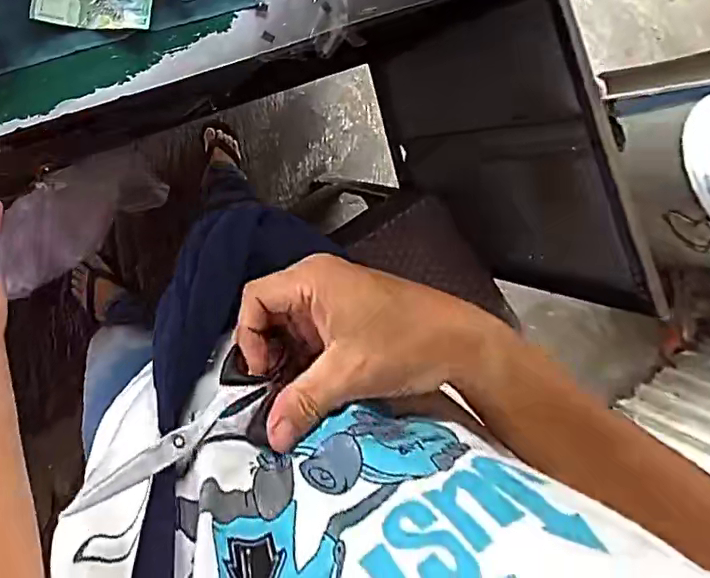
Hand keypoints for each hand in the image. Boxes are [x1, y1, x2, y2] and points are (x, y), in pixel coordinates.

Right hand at [235, 254, 513, 450]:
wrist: (459, 341)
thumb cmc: (410, 338)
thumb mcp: (349, 374)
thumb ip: (303, 401)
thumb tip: (273, 431)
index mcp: (311, 278)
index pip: (254, 297)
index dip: (250, 336)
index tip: (264, 372)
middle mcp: (317, 280)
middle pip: (268, 311)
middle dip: (268, 352)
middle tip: (277, 388)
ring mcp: (331, 296)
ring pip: (288, 326)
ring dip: (288, 360)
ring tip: (298, 392)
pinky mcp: (344, 314)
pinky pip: (309, 335)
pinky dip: (306, 360)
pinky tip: (317, 386)